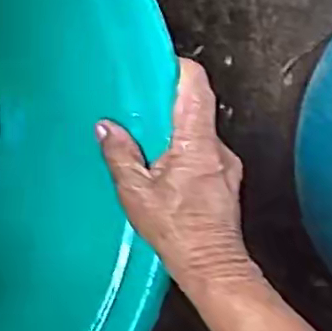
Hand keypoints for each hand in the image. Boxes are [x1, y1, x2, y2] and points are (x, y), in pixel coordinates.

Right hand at [97, 58, 257, 289]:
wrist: (211, 266)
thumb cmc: (179, 232)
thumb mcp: (135, 192)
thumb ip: (120, 154)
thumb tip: (107, 128)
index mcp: (196, 142)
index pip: (196, 86)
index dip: (177, 68)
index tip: (156, 64)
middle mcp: (217, 148)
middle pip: (195, 105)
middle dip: (166, 101)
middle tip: (138, 104)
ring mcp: (225, 164)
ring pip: (197, 130)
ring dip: (172, 129)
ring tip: (144, 140)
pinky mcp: (224, 179)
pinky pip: (202, 151)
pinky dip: (182, 149)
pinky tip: (160, 167)